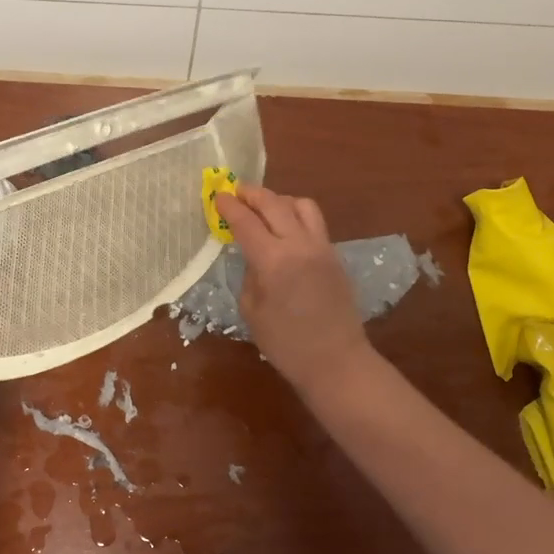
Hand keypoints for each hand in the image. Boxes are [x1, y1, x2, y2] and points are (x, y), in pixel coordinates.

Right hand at [214, 185, 371, 393]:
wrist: (337, 361)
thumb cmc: (286, 344)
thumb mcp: (252, 310)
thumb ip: (250, 275)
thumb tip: (254, 257)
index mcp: (273, 261)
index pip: (246, 221)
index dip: (228, 206)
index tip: (217, 195)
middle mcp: (299, 245)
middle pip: (274, 203)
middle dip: (252, 194)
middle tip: (236, 192)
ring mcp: (322, 247)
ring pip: (302, 205)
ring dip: (279, 200)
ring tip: (264, 209)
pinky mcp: (335, 255)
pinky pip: (314, 223)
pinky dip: (295, 216)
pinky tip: (285, 230)